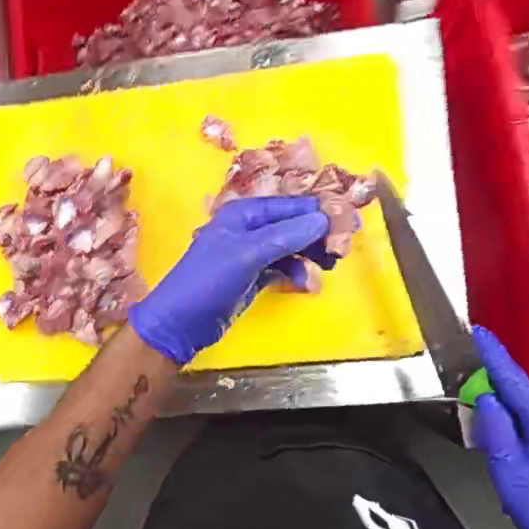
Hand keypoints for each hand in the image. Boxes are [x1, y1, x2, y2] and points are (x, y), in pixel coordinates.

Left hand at [128, 196, 328, 364]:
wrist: (180, 323)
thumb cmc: (208, 282)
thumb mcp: (247, 255)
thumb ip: (285, 236)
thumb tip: (322, 219)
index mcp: (242, 214)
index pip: (289, 205)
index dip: (318, 212)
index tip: (348, 222)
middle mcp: (247, 229)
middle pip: (291, 225)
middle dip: (317, 235)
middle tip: (343, 248)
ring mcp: (248, 254)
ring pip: (289, 247)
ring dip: (309, 255)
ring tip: (329, 266)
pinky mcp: (250, 277)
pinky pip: (281, 268)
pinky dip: (295, 273)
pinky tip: (305, 284)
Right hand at [471, 325, 528, 528]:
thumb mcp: (511, 475)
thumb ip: (497, 432)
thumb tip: (489, 399)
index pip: (516, 380)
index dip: (495, 356)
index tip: (480, 330)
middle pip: (528, 400)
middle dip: (499, 397)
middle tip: (472, 403)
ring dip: (513, 423)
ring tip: (494, 443)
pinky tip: (521, 458)